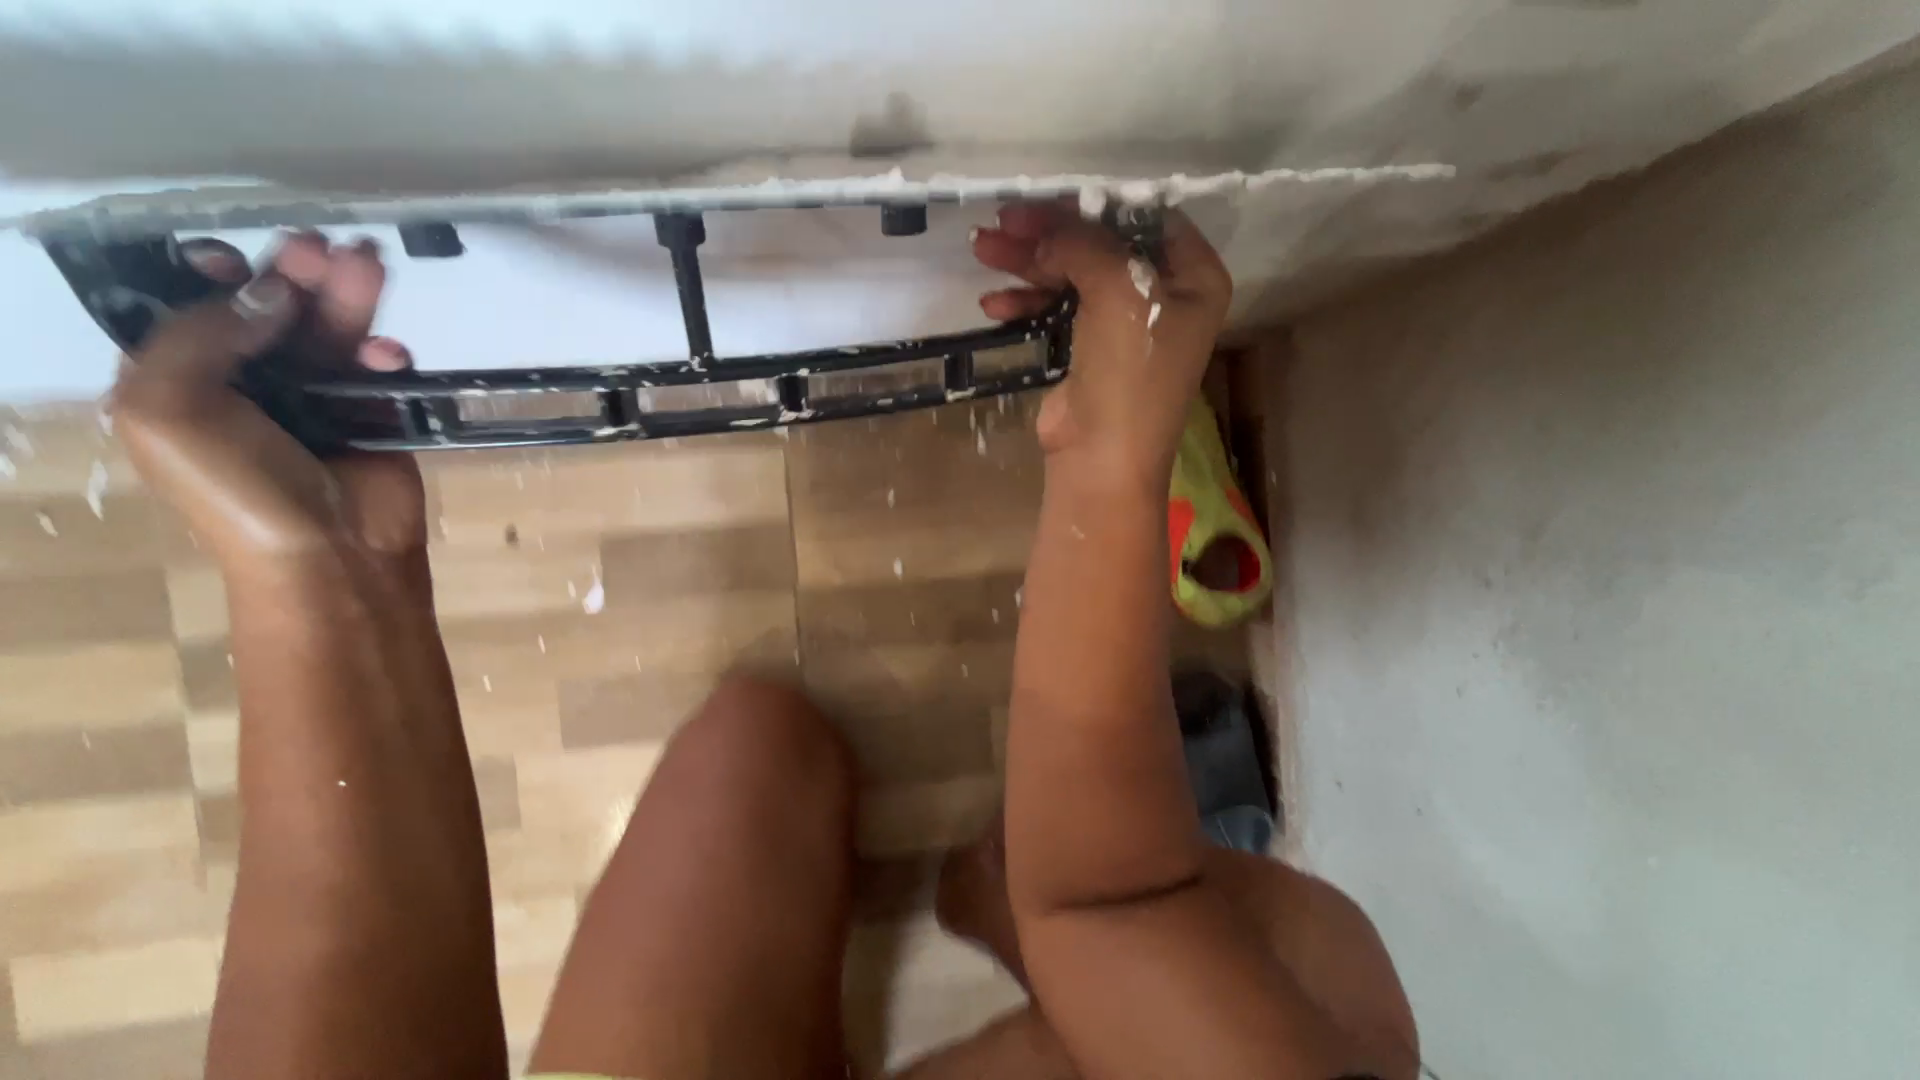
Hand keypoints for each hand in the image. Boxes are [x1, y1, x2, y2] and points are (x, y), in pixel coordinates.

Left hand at [111, 233, 426, 577]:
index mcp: (181, 381)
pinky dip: (386, 354)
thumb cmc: (236, 487)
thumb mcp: (167, 407)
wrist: (330, 554)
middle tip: (318, 247)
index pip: (193, 309)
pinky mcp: (374, 413)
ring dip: (349, 296)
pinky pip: (380, 368)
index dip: (212, 275)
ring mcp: (317, 398)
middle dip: (291, 274)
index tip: (235, 255)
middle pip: (270, 310)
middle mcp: (248, 384)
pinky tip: (390, 357)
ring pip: (330, 329)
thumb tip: (272, 289)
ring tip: (370, 264)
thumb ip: (200, 332)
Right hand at [972, 201, 1231, 490]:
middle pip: (1101, 243)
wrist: (1101, 459)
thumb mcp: (1119, 292)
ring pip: (1072, 273)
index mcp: (1192, 276)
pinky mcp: (1089, 348)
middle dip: (1049, 233)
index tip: (1048, 194)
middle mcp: (1163, 295)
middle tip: (1003, 220)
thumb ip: (1085, 244)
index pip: (1146, 216)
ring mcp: (1124, 323)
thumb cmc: (1129, 373)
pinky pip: (1056, 308)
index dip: (1097, 202)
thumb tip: (1046, 228)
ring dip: (1027, 263)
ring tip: (982, 250)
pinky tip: (994, 303)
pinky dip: (1026, 301)